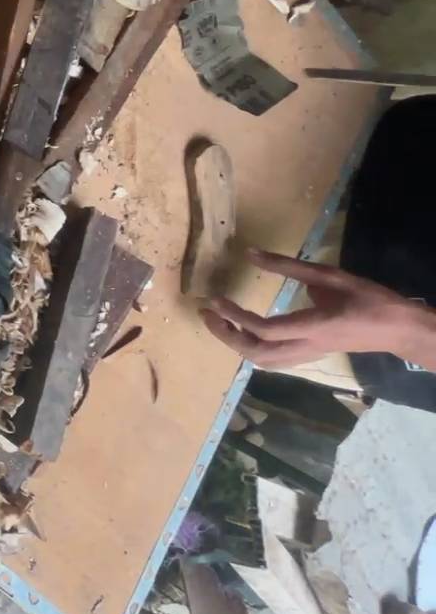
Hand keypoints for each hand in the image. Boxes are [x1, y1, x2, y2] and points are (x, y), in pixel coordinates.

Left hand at [201, 248, 433, 367]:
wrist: (406, 330)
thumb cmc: (371, 301)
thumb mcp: (330, 277)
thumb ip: (288, 266)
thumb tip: (249, 252)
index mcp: (314, 326)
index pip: (265, 330)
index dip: (235, 317)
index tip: (214, 300)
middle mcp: (308, 345)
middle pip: (258, 352)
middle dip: (225, 335)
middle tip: (207, 314)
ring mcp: (310, 353)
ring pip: (265, 360)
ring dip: (235, 344)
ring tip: (220, 322)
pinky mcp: (312, 354)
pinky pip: (275, 360)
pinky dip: (251, 349)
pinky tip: (243, 332)